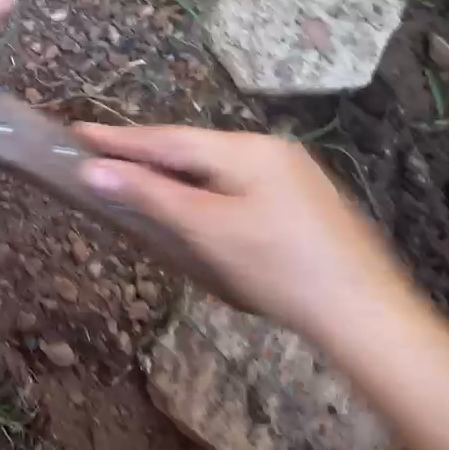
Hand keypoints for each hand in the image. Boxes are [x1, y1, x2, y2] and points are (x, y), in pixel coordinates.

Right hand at [75, 124, 414, 339]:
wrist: (370, 319)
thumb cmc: (278, 268)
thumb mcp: (205, 229)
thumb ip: (147, 193)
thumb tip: (91, 168)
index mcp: (245, 148)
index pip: (167, 138)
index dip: (120, 138)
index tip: (78, 130)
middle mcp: (269, 149)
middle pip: (191, 147)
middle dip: (145, 151)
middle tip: (99, 150)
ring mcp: (291, 173)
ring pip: (214, 164)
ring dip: (172, 169)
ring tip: (134, 172)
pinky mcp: (303, 200)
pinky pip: (235, 180)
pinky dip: (201, 185)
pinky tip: (190, 197)